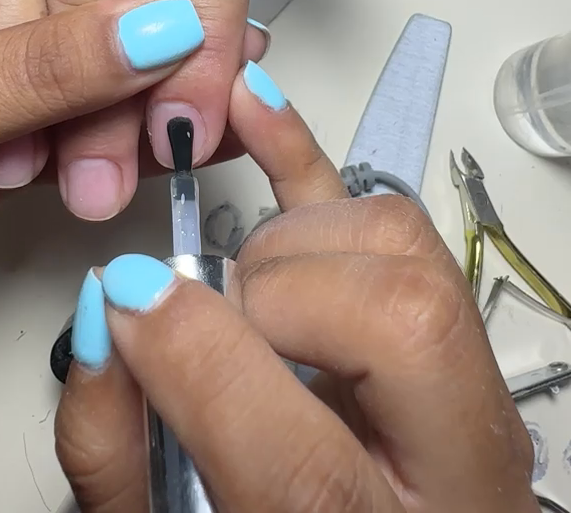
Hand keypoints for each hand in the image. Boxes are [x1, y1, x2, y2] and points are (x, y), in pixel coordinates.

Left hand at [0, 0, 209, 466]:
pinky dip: (122, 143)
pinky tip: (174, 141)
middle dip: (159, 37)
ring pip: (85, 80)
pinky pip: (74, 140)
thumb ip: (35, 69)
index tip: (214, 6)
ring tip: (228, 98)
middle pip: (80, 13)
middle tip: (236, 59)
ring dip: (149, 94)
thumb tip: (156, 22)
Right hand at [54, 67, 537, 510]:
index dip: (204, 359)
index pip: (310, 464)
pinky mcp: (438, 313)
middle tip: (204, 307)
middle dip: (274, 287)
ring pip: (406, 246)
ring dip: (298, 239)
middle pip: (401, 321)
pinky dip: (313, 158)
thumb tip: (108, 311)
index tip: (128, 298)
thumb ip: (117, 448)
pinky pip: (392, 218)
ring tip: (241, 281)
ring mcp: (462, 375)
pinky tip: (256, 106)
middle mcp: (455, 462)